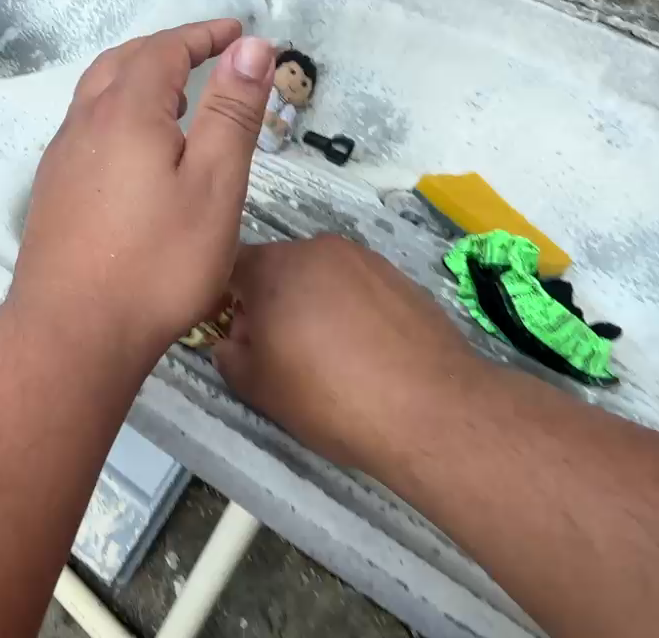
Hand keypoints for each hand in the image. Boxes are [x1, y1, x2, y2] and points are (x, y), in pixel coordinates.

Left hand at [6, 20, 274, 357]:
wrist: (73, 330)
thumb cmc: (157, 260)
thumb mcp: (214, 183)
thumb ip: (231, 111)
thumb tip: (251, 46)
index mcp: (126, 109)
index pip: (165, 48)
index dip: (203, 34)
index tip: (237, 32)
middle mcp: (85, 121)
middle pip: (124, 60)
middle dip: (168, 47)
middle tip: (208, 54)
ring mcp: (62, 155)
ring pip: (97, 91)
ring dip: (137, 74)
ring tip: (174, 91)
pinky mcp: (52, 187)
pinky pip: (86, 124)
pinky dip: (116, 107)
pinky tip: (134, 144)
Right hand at [213, 236, 481, 465]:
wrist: (431, 409)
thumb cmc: (328, 395)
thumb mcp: (259, 388)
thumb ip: (229, 357)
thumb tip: (230, 343)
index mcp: (273, 267)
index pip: (231, 267)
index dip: (228, 301)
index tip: (240, 336)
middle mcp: (315, 249)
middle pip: (278, 267)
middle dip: (272, 301)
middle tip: (283, 349)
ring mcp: (362, 258)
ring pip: (320, 275)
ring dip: (313, 303)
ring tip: (331, 352)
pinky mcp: (399, 276)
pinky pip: (357, 286)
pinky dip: (352, 309)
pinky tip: (366, 350)